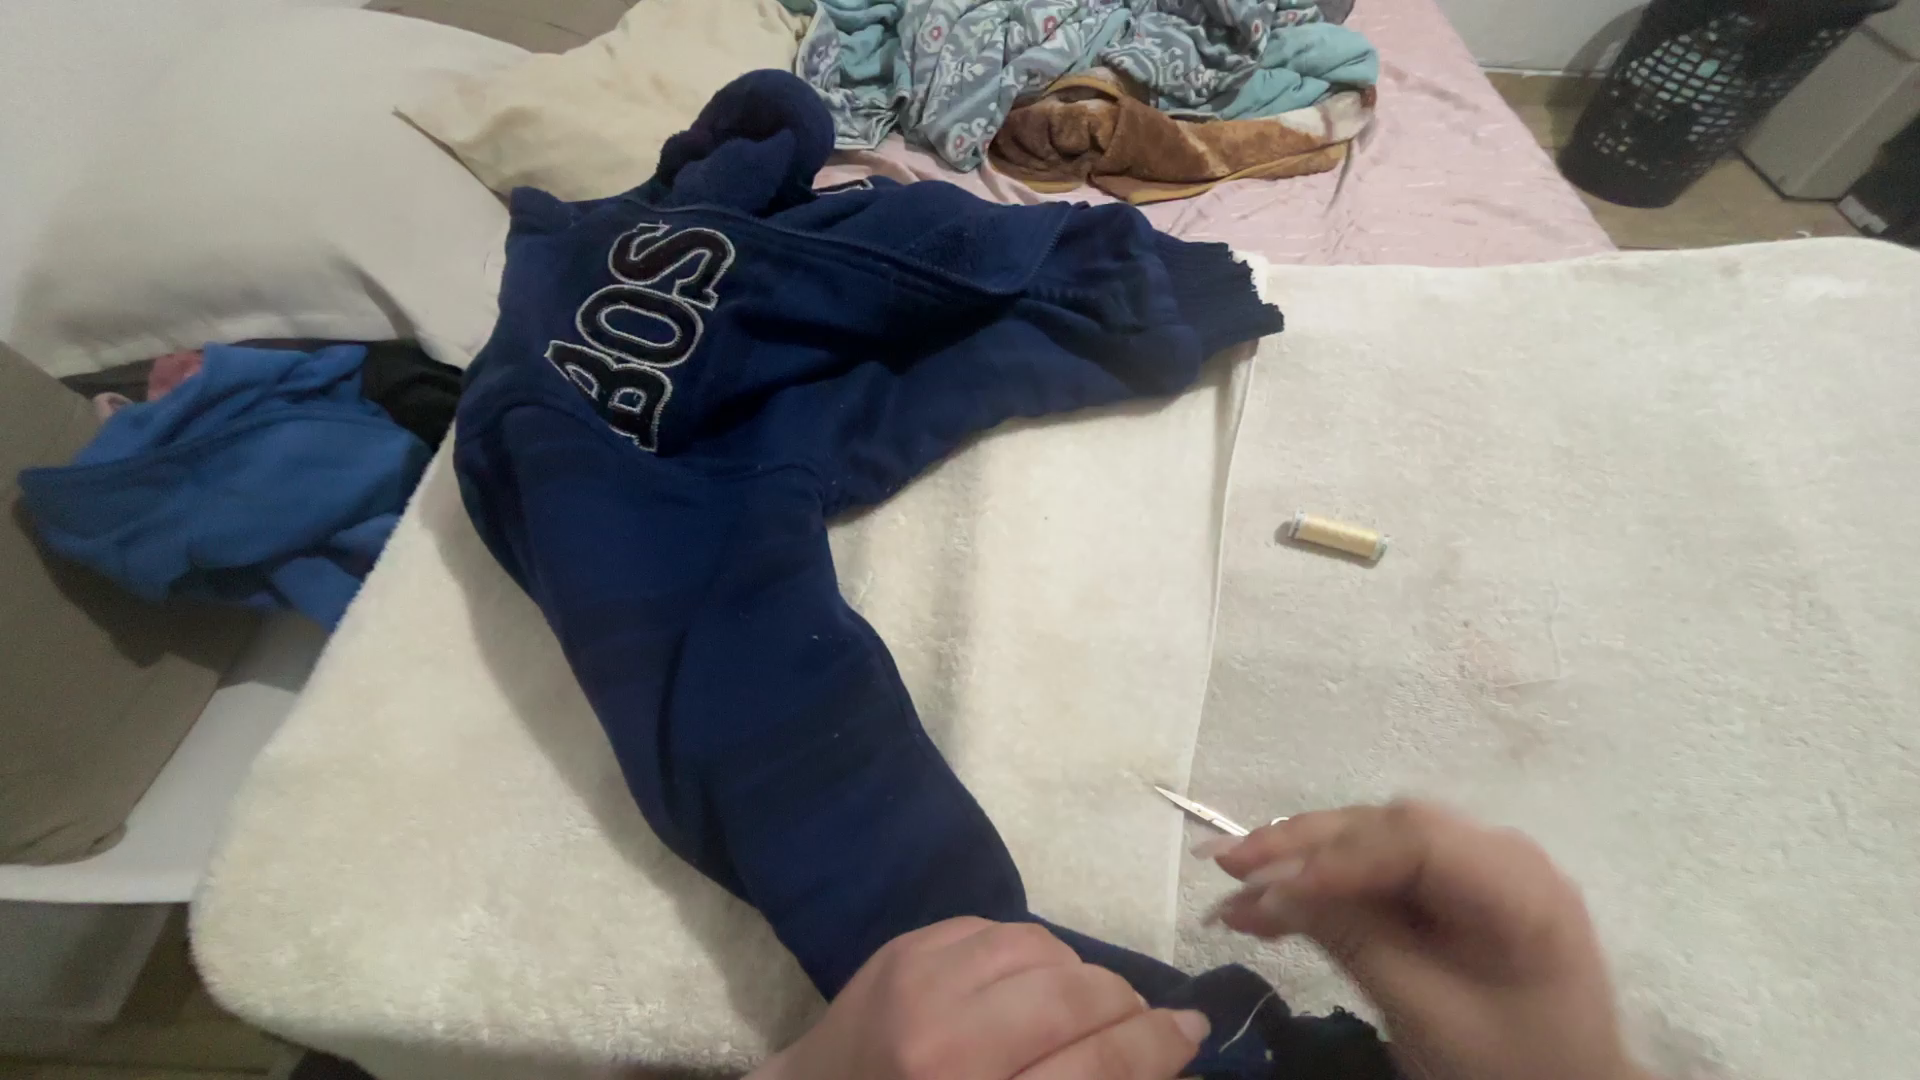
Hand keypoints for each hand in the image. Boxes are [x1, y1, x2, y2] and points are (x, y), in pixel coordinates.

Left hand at [753, 917, 1210, 1079]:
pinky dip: (1028, 950)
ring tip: (1086, 996)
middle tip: (1143, 1015)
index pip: (1092, 1066)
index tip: (1192, 1030)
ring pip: (1037, 946)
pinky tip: (1030, 976)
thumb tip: (1147, 1054)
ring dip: (1077, 969)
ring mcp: (917, 977)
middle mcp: (942, 1038)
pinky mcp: (904, 944)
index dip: (1154, 1046)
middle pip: (1069, 995)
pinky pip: (994, 926)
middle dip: (1123, 1001)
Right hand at [1203, 800, 1648, 1079]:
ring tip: (1230, 880)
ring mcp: (1458, 863)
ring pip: (1357, 840)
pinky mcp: (1430, 881)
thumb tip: (1264, 889)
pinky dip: (1309, 884)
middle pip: (1377, 828)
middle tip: (1227, 864)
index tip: (1272, 882)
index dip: (1338, 853)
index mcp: (1519, 886)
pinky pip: (1359, 868)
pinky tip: (1261, 904)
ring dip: (1292, 860)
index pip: (1417, 841)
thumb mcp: (1430, 1013)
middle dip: (1298, 846)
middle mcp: (1488, 853)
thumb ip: (1351, 938)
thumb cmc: (1511, 1068)